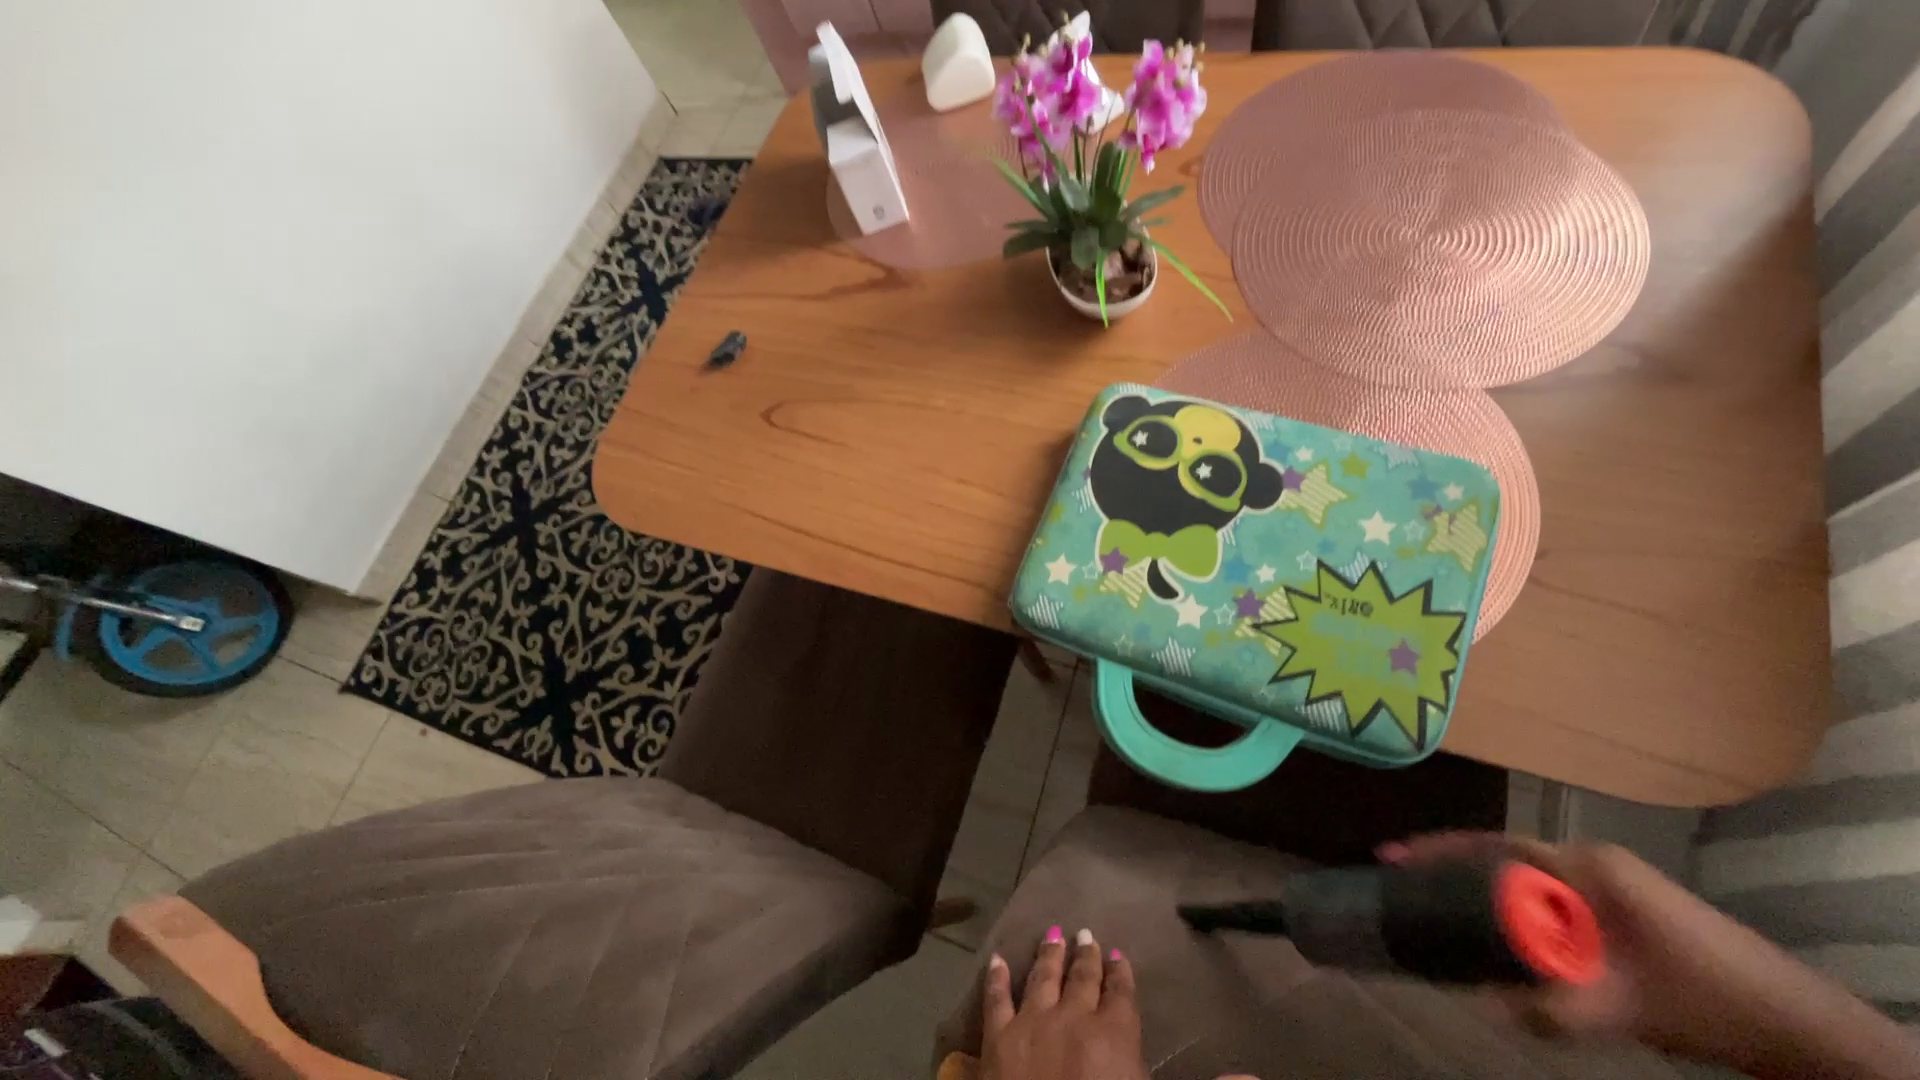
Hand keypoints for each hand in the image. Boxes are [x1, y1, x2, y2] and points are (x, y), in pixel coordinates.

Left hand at [981, 926, 1147, 1079]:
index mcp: (1114, 1033)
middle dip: (1086, 955)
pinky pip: (996, 999)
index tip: (1118, 954)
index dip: (1120, 973)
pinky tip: (996, 958)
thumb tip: (1190, 1060)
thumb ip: (1153, 1067)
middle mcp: (1074, 1016)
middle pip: (1082, 978)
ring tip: (1053, 934)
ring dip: (1049, 954)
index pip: (1121, 994)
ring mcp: (1033, 1022)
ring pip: (1043, 977)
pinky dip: (995, 977)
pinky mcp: (998, 1036)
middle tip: (1085, 934)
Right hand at [1382, 833, 1919, 1079]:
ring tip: (1441, 910)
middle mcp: (1595, 862)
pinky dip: (1521, 913)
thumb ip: (1545, 1010)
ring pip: (1529, 880)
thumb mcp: (1617, 1010)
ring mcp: (1613, 882)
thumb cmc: (1701, 999)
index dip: (1443, 849)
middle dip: (1455, 869)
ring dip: (1488, 894)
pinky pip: (1554, 900)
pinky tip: (1504, 939)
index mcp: (1590, 866)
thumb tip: (1478, 1003)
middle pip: (1506, 856)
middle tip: (1405, 882)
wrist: (1795, 1024)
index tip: (1395, 856)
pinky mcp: (1624, 908)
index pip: (1498, 843)